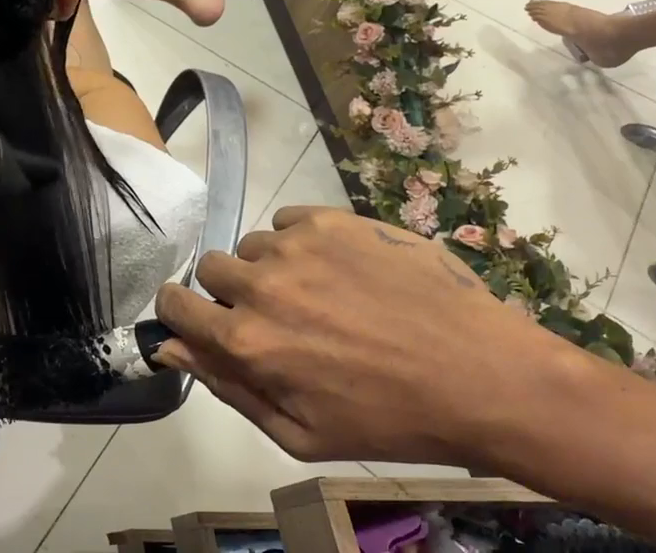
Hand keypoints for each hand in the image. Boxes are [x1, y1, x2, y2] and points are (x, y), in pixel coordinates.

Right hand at [153, 206, 591, 467]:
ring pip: (253, 246)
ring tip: (325, 295)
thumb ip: (227, 387)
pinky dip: (303, 243)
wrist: (486, 378)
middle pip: (211, 269)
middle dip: (233, 291)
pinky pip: (288, 221)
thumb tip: (168, 348)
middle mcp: (260, 285)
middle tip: (282, 316)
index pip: (174, 303)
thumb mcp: (301, 434)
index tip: (208, 321)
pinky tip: (344, 271)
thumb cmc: (391, 421)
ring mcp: (295, 246)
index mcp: (247, 342)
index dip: (183, 312)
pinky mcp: (330, 220)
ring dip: (272, 268)